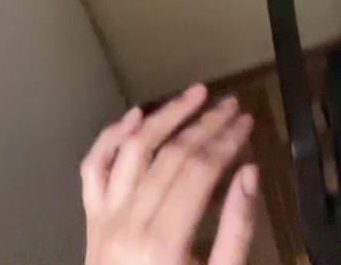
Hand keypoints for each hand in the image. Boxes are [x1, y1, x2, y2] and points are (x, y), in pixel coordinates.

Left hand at [82, 83, 258, 264]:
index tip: (248, 121)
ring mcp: (103, 222)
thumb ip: (236, 230)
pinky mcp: (90, 223)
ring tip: (194, 94)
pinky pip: (94, 169)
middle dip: (205, 124)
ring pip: (133, 149)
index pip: (199, 170)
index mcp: (163, 246)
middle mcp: (128, 225)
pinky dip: (111, 137)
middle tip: (232, 104)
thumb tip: (250, 171)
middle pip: (171, 155)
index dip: (226, 140)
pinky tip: (134, 116)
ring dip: (165, 116)